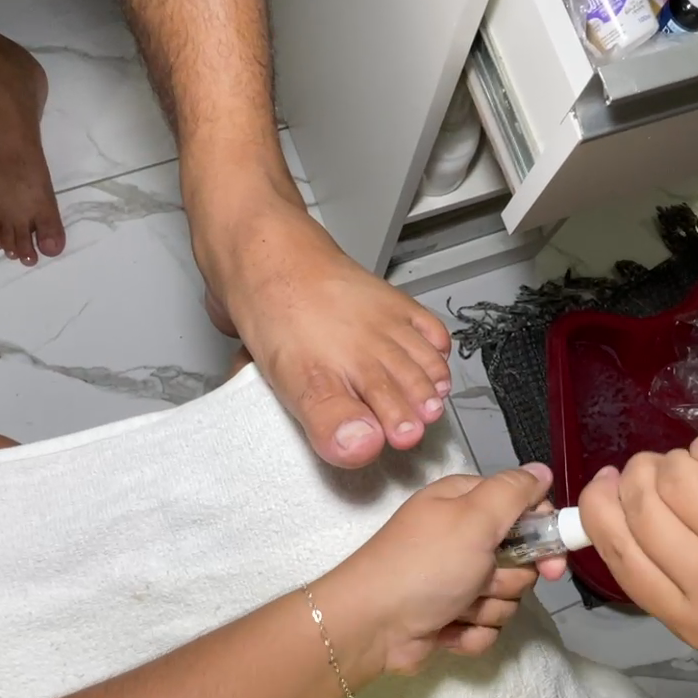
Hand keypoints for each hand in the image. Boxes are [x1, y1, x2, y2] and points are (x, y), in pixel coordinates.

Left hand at [195, 191, 453, 468]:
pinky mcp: (385, 298)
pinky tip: (435, 352)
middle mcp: (374, 348)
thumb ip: (328, 418)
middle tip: (422, 424)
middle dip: (418, 409)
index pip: (390, 414)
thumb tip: (365, 447)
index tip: (405, 441)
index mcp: (354, 374)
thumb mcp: (291, 380)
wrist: (263, 250)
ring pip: (420, 358)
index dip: (399, 429)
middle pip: (409, 386)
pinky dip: (433, 340)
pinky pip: (422, 322)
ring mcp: (383, 321)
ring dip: (428, 381)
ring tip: (432, 398)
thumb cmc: (271, 312)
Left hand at [320, 464, 565, 677]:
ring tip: (455, 606)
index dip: (541, 533)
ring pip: (506, 597)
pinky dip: (470, 632)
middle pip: (521, 559)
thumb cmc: (424, 565)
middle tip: (483, 580)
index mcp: (464, 504)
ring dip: (486, 607)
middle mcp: (462, 537)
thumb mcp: (472, 517)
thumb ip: (513, 492)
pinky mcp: (451, 617)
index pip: (523, 508)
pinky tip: (446, 629)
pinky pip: (486, 627)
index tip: (550, 557)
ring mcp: (456, 580)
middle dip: (507, 578)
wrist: (371, 625)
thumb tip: (542, 471)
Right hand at [578, 432, 697, 661]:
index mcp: (693, 621)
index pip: (617, 548)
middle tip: (659, 475)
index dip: (599, 507)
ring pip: (674, 471)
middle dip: (640, 476)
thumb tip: (603, 496)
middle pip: (641, 502)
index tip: (605, 484)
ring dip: (681, 462)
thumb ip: (657, 568)